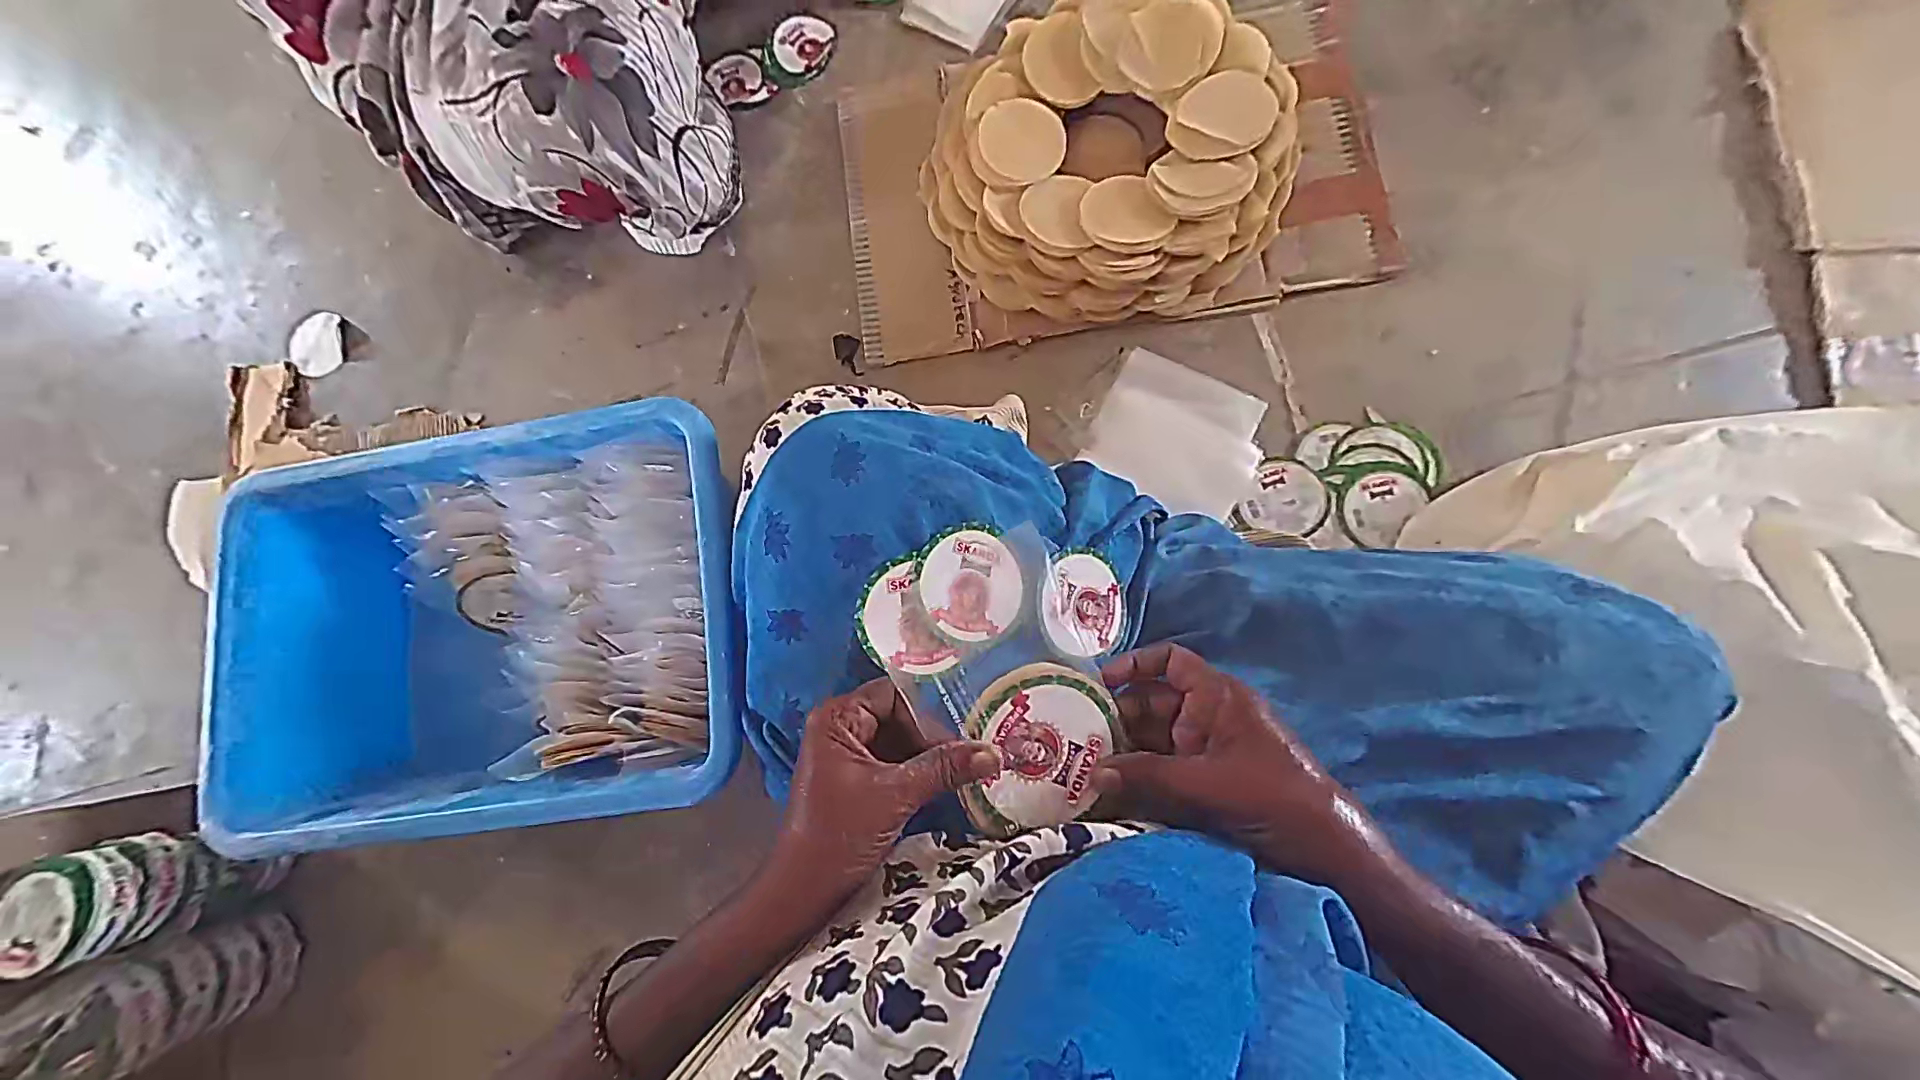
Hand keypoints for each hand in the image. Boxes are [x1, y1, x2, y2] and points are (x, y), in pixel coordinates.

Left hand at [767, 679, 1000, 910]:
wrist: (805, 894)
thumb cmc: (837, 837)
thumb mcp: (895, 796)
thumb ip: (944, 768)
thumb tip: (993, 752)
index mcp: (837, 718)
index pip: (894, 694)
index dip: (928, 708)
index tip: (964, 725)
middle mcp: (842, 728)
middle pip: (901, 715)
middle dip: (936, 732)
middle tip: (975, 743)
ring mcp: (851, 755)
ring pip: (903, 740)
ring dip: (934, 753)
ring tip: (971, 759)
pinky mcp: (862, 780)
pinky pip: (900, 762)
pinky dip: (924, 770)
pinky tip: (954, 777)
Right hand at [1096, 643, 1391, 887]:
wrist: (1326, 851)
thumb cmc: (1273, 796)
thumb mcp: (1207, 784)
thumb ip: (1148, 776)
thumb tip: (1094, 773)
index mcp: (1217, 697)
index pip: (1171, 662)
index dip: (1135, 664)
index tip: (1101, 682)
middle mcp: (1208, 716)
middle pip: (1153, 703)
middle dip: (1118, 716)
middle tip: (1077, 734)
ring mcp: (1207, 750)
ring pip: (1154, 739)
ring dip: (1124, 749)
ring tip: (1084, 762)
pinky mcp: (1206, 781)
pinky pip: (1164, 768)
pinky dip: (1139, 775)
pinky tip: (1110, 787)